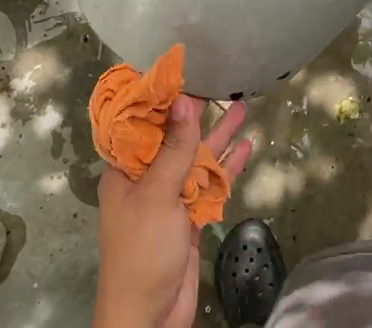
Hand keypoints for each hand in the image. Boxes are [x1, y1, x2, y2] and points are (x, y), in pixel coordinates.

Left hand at [93, 97, 254, 327]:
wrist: (150, 317)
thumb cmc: (143, 251)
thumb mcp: (158, 195)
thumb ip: (175, 148)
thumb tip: (183, 100)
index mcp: (126, 170)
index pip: (142, 123)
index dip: (161, 97)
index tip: (181, 68)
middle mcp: (147, 179)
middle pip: (174, 137)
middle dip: (196, 112)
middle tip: (220, 81)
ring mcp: (170, 198)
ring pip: (196, 158)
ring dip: (218, 136)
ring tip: (242, 106)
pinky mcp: (189, 217)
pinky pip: (209, 183)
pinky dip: (226, 166)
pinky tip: (246, 148)